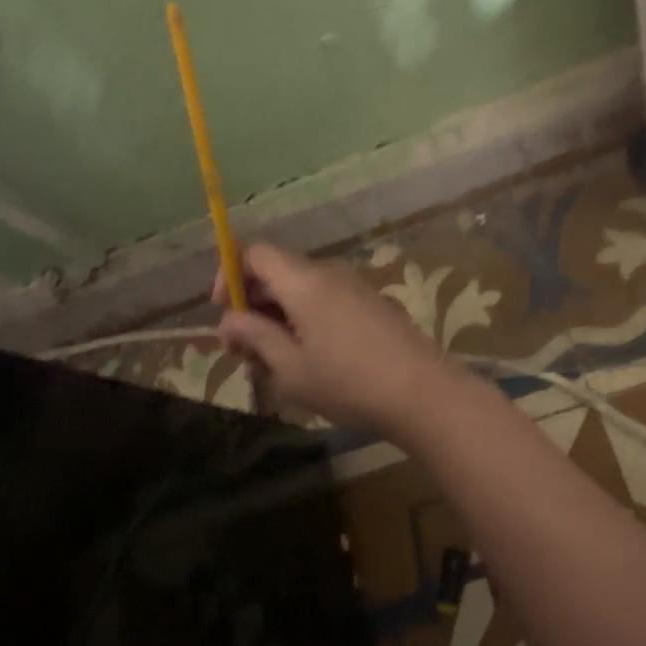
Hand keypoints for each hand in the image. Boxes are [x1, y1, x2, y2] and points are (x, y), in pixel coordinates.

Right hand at [212, 243, 464, 434]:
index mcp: (304, 280)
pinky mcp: (371, 304)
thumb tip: (228, 319)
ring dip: (278, 316)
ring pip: (301, 288)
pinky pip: (325, 300)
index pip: (254, 252)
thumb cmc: (348, 382)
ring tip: (272, 362)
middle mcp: (329, 272)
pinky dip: (305, 319)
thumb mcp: (290, 368)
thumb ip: (255, 336)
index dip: (229, 275)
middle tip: (242, 350)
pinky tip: (308, 359)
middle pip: (277, 271)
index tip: (223, 314)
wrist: (421, 392)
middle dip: (251, 304)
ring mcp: (354, 286)